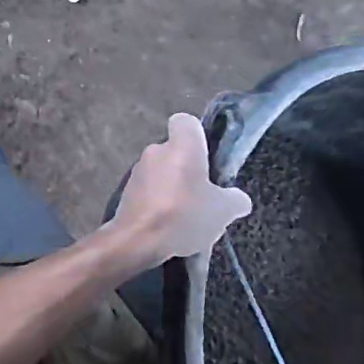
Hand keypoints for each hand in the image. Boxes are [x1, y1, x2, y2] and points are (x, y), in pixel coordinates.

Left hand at [109, 113, 252, 266]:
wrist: (137, 240)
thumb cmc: (184, 215)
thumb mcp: (223, 210)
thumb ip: (235, 199)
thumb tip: (237, 198)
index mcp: (180, 145)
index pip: (186, 122)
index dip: (198, 136)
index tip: (207, 158)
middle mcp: (155, 151)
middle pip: (175, 152)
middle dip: (189, 170)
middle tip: (204, 195)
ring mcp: (137, 171)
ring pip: (162, 173)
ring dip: (173, 188)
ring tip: (187, 216)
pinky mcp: (125, 192)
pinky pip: (149, 192)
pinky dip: (158, 203)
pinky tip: (169, 226)